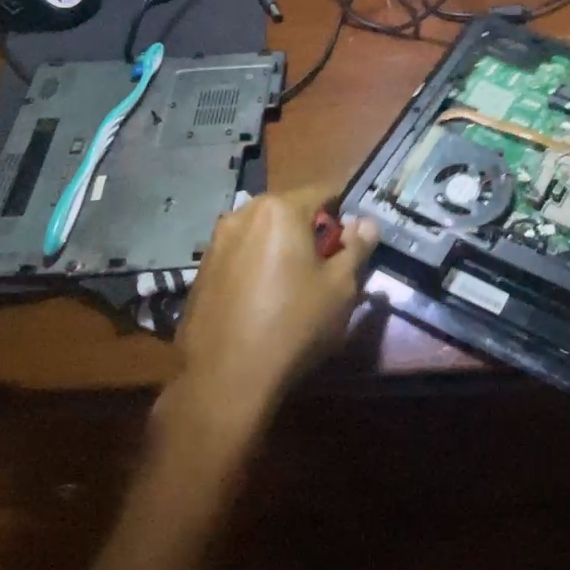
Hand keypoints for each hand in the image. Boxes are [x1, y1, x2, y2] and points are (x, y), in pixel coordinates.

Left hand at [171, 185, 378, 409]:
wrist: (226, 377)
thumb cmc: (294, 325)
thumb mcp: (340, 287)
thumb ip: (356, 247)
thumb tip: (366, 223)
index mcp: (280, 210)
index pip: (326, 192)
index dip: (347, 213)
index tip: (355, 241)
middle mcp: (242, 214)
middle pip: (291, 211)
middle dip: (313, 231)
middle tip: (329, 268)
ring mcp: (217, 242)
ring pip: (264, 233)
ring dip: (284, 248)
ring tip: (296, 287)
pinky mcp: (202, 270)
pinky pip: (242, 255)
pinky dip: (258, 266)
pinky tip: (265, 301)